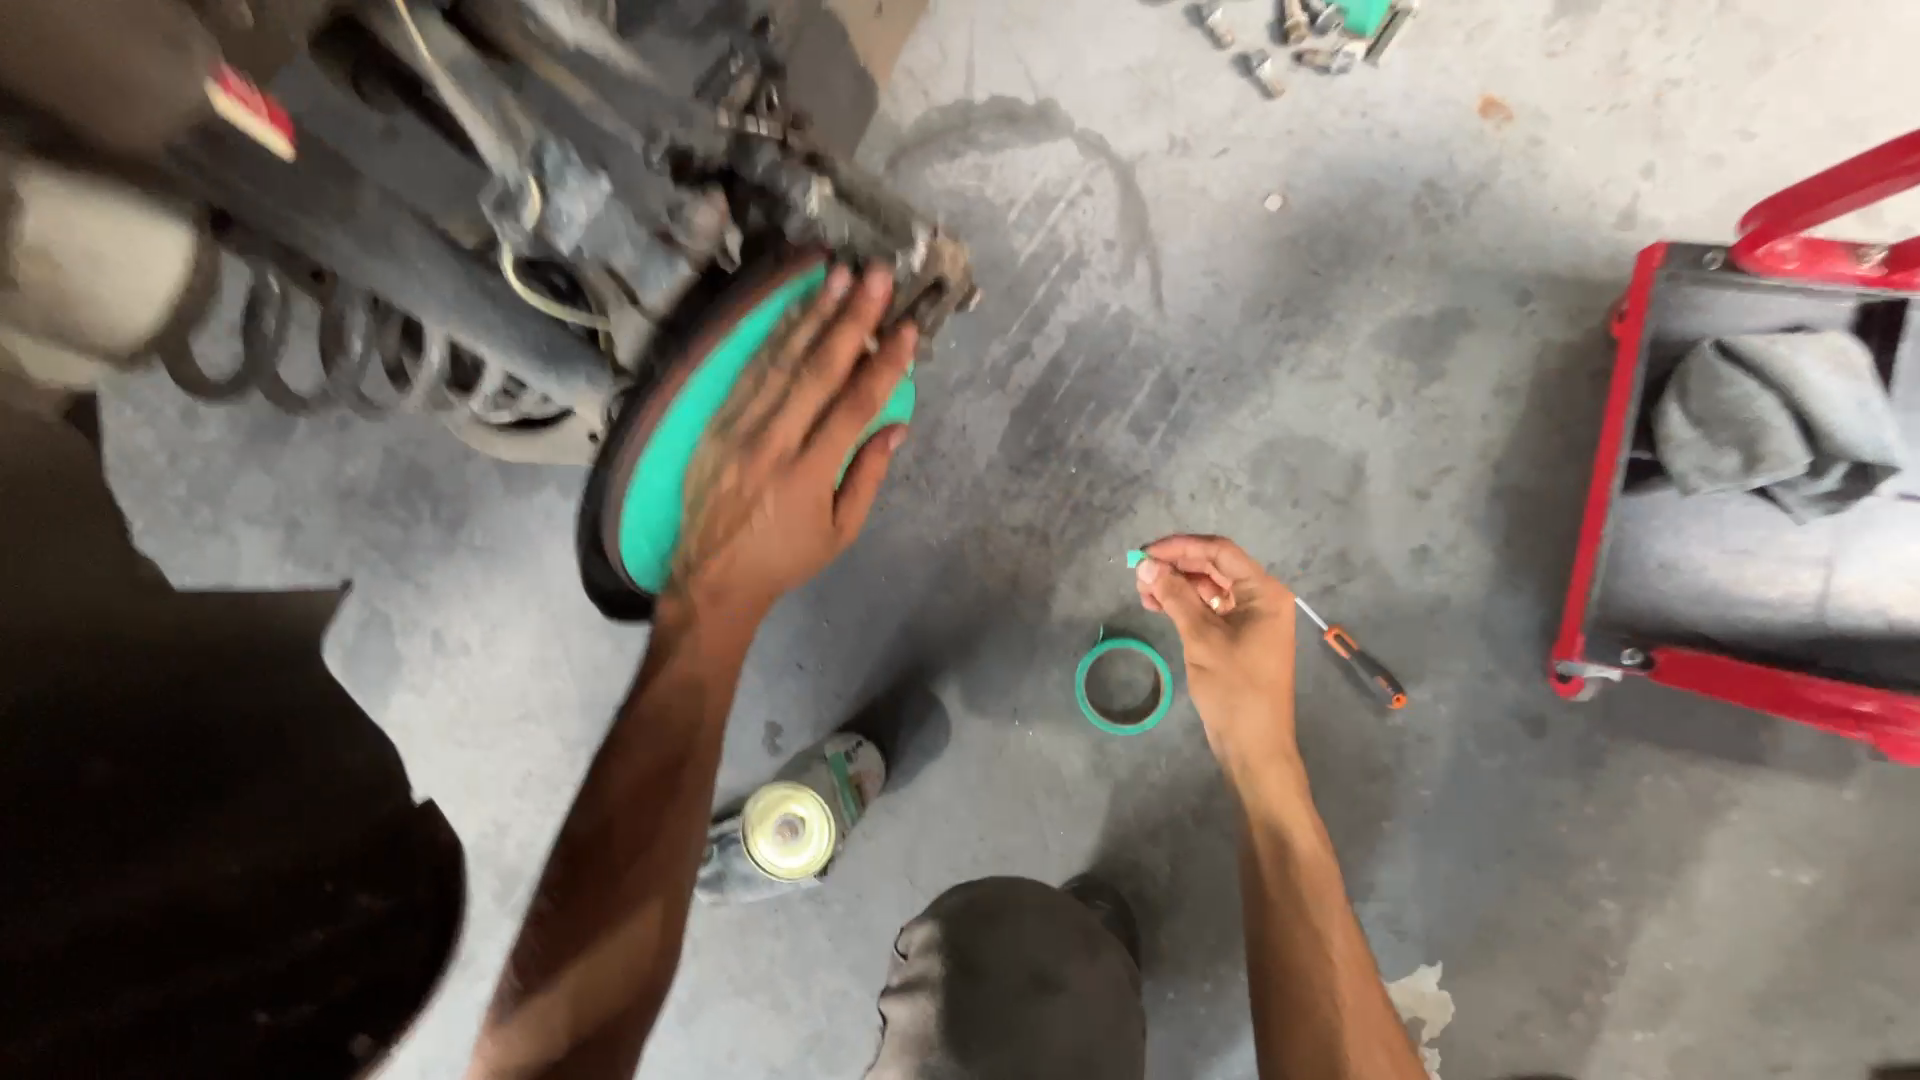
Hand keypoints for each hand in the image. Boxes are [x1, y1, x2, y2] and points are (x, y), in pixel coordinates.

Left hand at [670, 264, 913, 625]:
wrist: (710, 577)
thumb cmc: (786, 558)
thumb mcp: (840, 532)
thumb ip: (867, 476)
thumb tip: (896, 426)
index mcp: (807, 475)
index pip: (853, 407)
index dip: (883, 365)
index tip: (906, 328)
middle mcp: (772, 442)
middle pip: (817, 370)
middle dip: (851, 320)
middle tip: (876, 275)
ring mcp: (737, 427)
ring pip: (780, 361)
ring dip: (813, 314)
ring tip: (839, 275)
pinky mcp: (715, 421)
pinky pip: (749, 370)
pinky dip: (775, 336)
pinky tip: (796, 308)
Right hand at [1134, 535, 1298, 769]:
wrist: (1254, 743)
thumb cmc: (1234, 688)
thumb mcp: (1201, 638)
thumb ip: (1175, 596)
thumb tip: (1147, 565)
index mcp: (1264, 592)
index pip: (1219, 552)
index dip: (1181, 547)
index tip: (1146, 553)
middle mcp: (1261, 598)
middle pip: (1214, 567)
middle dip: (1176, 566)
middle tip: (1139, 573)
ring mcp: (1251, 617)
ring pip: (1208, 587)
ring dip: (1176, 585)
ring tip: (1143, 592)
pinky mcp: (1238, 635)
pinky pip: (1209, 608)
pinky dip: (1184, 604)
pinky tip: (1157, 606)